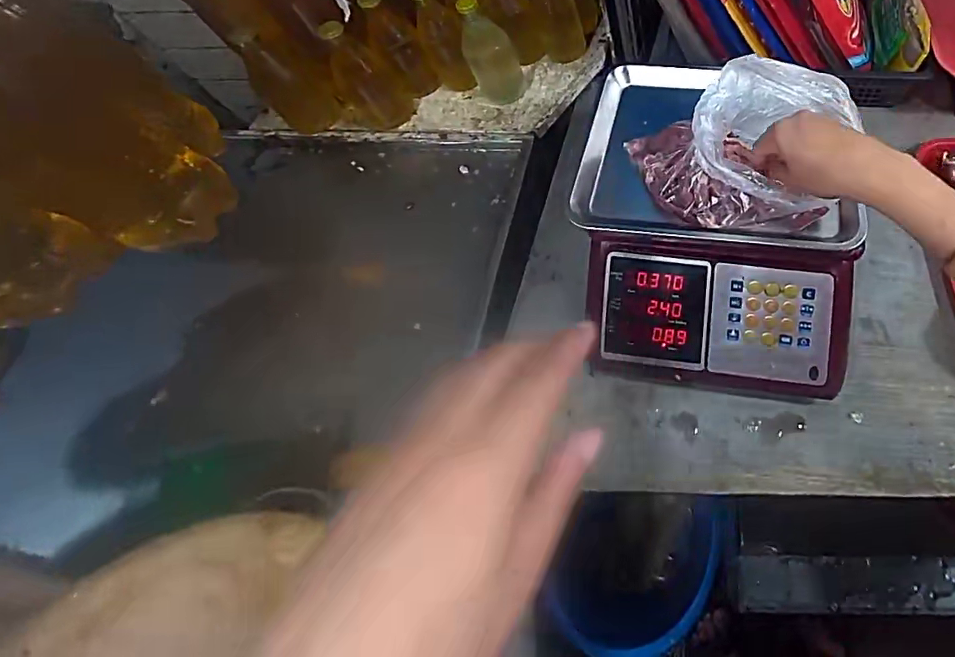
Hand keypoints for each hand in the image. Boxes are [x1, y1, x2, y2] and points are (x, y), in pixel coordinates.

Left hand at [261, 326, 600, 656]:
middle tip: (559, 342)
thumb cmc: (439, 637)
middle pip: (487, 370)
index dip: (563, 351)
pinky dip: (459, 386)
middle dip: (527, 346)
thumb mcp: (515, 578)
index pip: (534, 386)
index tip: (584, 329)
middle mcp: (439, 446)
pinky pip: (423, 409)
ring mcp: (395, 460)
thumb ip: (553, 496)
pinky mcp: (365, 482)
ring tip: (519, 361)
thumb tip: (589, 436)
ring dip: (491, 361)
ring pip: (450, 383)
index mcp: (487, 466)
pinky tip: (466, 405)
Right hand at [750, 110, 899, 199]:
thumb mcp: (793, 181)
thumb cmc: (825, 174)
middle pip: (779, 136)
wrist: (864, 165)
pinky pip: (814, 132)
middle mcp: (796, 119)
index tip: (763, 173)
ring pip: (797, 133)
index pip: (759, 147)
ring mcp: (816, 118)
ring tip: (804, 168)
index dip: (759, 163)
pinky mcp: (833, 122)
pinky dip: (812, 144)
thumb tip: (772, 167)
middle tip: (782, 172)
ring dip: (796, 147)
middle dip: (778, 152)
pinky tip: (820, 160)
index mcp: (780, 131)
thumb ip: (776, 172)